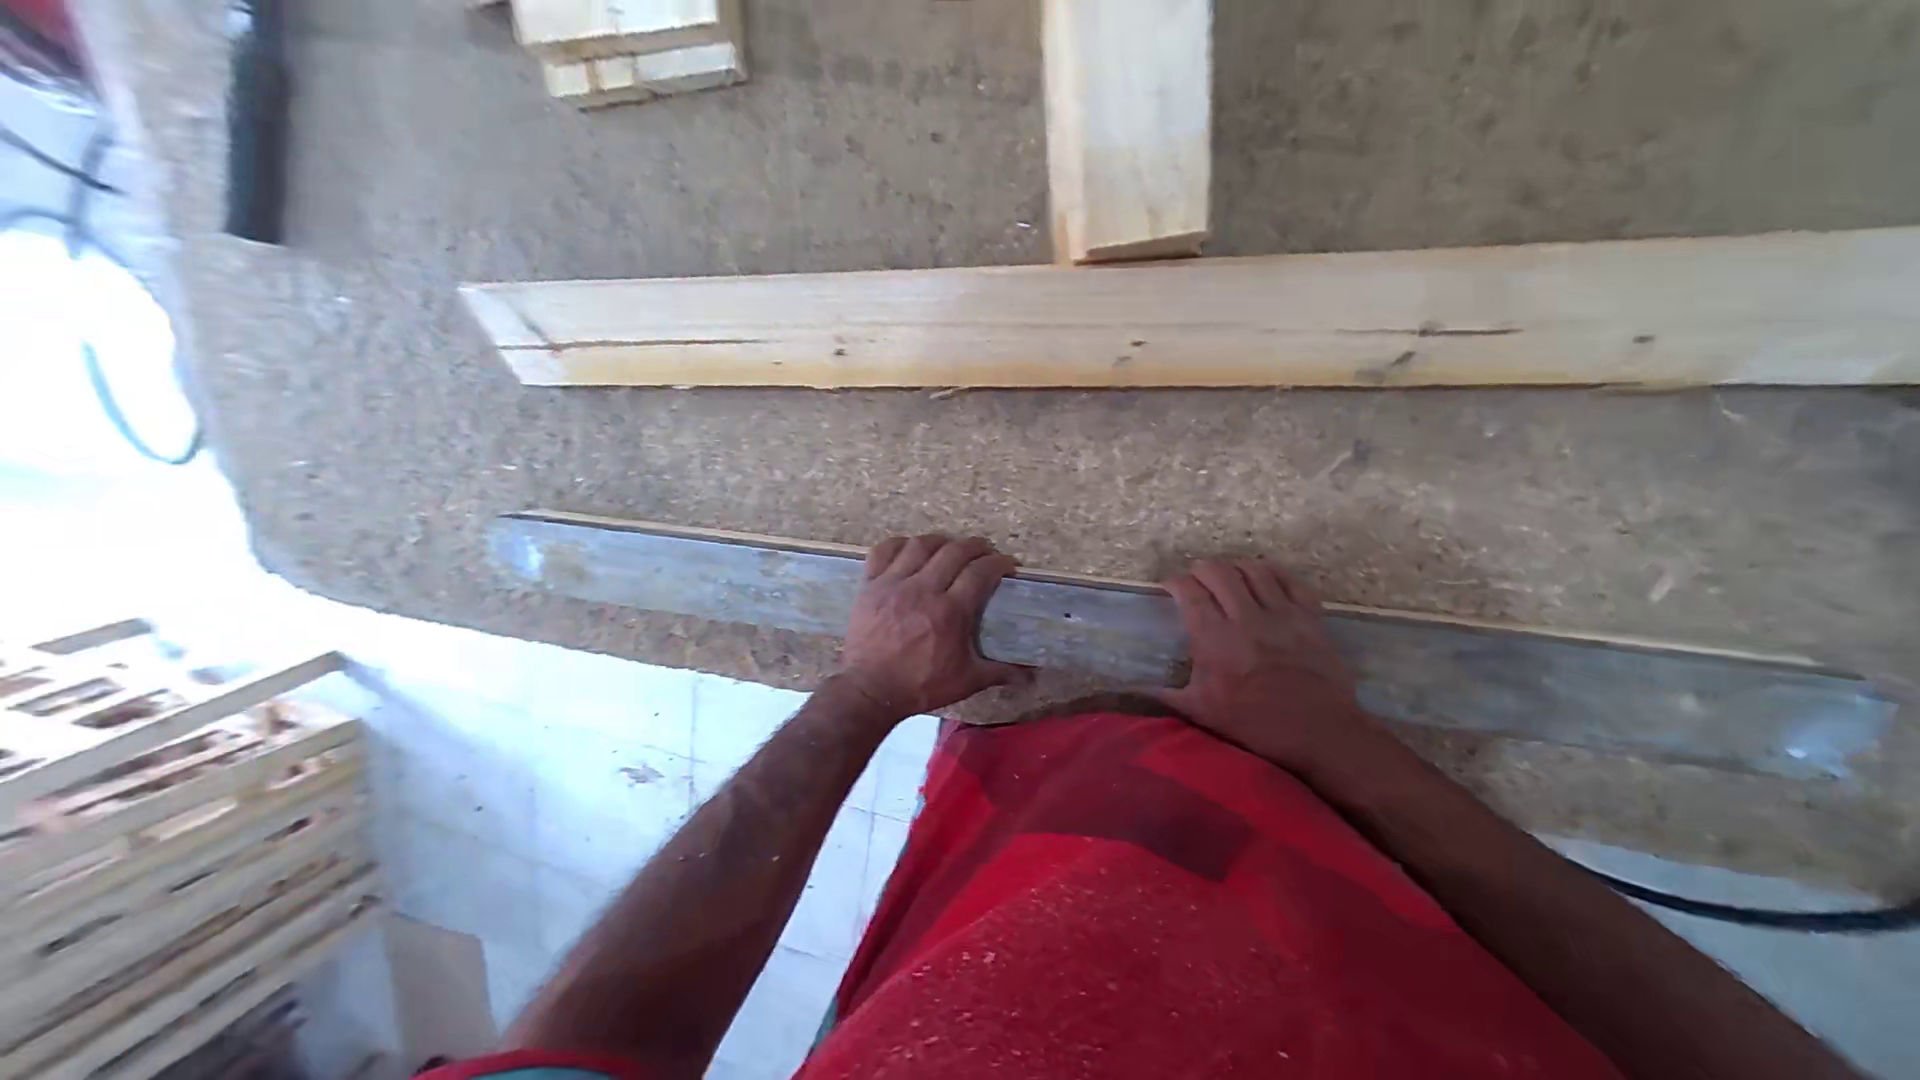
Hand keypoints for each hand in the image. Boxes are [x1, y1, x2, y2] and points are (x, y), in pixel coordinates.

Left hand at [835, 534, 1030, 718]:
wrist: (870, 690)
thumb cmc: (920, 686)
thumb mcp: (967, 681)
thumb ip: (1000, 672)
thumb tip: (1032, 677)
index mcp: (950, 611)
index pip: (981, 572)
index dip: (998, 563)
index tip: (1007, 564)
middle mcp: (923, 589)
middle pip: (954, 551)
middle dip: (976, 546)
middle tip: (984, 552)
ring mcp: (893, 584)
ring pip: (921, 545)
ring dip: (941, 541)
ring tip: (949, 547)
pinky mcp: (870, 585)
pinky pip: (883, 551)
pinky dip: (899, 544)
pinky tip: (910, 549)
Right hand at [1155, 559, 1376, 768]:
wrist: (1319, 733)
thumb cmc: (1254, 725)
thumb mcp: (1201, 712)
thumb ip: (1165, 695)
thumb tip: (1132, 691)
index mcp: (1214, 638)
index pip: (1188, 592)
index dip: (1174, 582)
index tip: (1168, 586)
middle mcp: (1246, 617)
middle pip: (1218, 571)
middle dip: (1201, 569)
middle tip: (1195, 579)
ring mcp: (1282, 614)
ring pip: (1254, 570)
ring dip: (1235, 567)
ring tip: (1227, 575)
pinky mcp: (1310, 617)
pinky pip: (1291, 580)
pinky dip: (1273, 573)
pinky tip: (1264, 578)